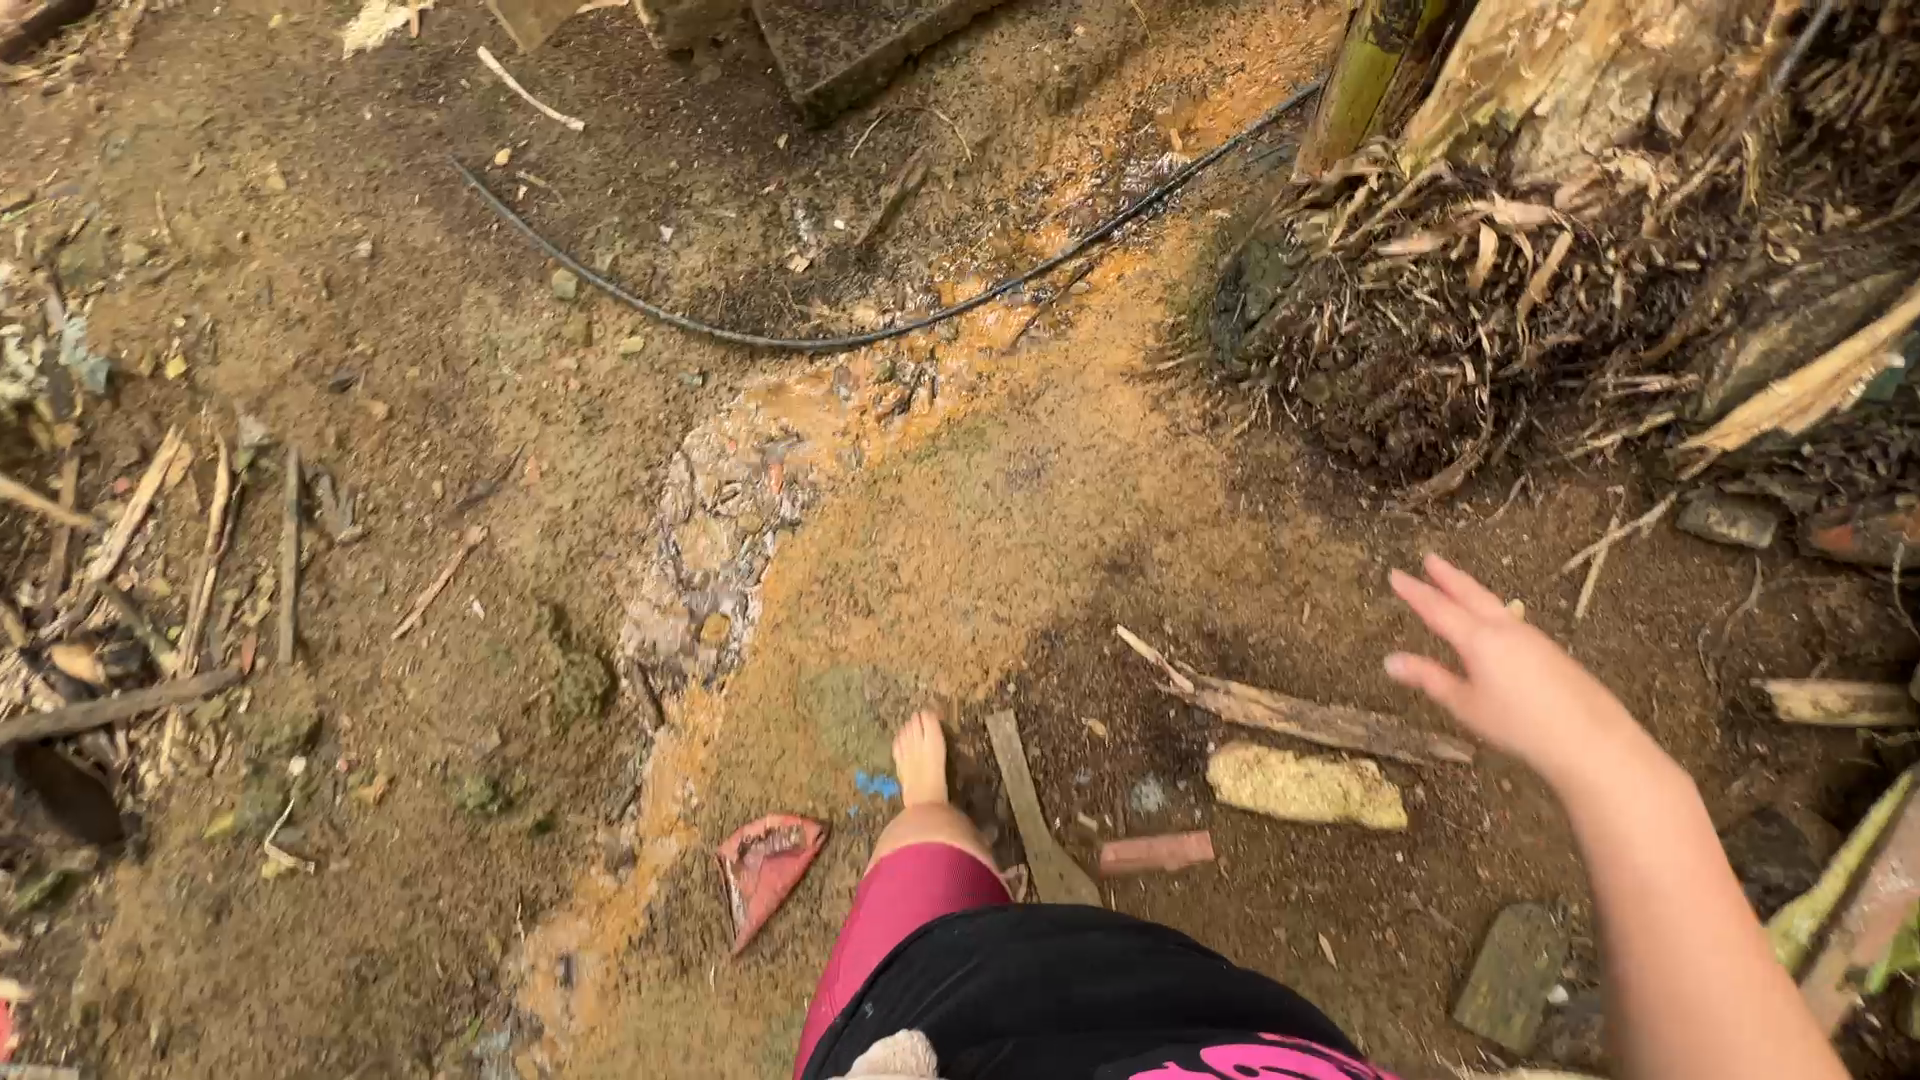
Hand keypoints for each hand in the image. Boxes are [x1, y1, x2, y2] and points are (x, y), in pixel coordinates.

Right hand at [1384, 554, 1662, 794]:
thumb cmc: (1519, 725)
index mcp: (1479, 640)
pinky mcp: (1548, 652)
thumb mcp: (1465, 704)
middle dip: (1448, 576)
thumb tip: (1390, 660)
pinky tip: (1491, 618)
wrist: (1592, 741)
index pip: (1437, 609)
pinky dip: (1490, 608)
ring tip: (1456, 582)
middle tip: (1430, 558)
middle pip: (1471, 595)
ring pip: (1493, 604)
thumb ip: (1429, 678)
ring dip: (1470, 589)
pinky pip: (1509, 619)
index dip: (1414, 591)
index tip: (1395, 574)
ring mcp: (1531, 638)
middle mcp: (1505, 630)